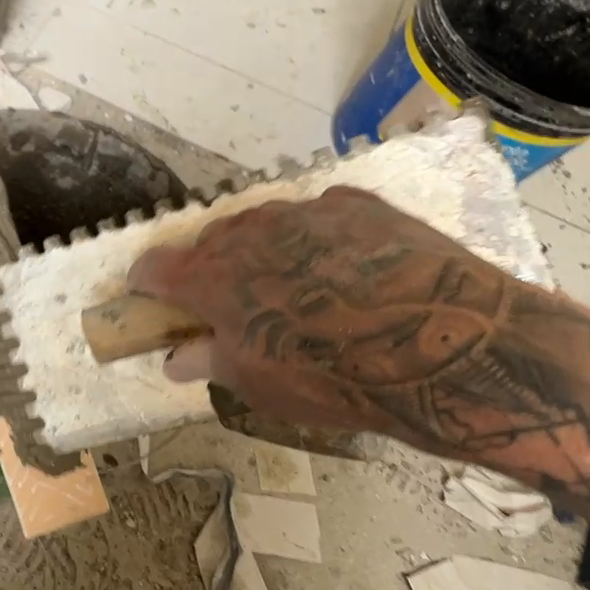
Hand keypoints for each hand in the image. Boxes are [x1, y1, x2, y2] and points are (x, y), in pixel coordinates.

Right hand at [127, 186, 515, 450]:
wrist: (444, 344)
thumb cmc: (330, 376)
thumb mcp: (256, 384)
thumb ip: (208, 360)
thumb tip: (175, 358)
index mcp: (212, 275)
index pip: (154, 266)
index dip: (145, 282)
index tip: (146, 296)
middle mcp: (250, 231)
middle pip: (209, 241)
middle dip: (207, 268)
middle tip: (228, 303)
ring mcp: (305, 212)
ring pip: (263, 224)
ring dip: (260, 250)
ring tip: (289, 284)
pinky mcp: (359, 206)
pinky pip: (319, 218)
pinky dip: (314, 240)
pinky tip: (341, 268)